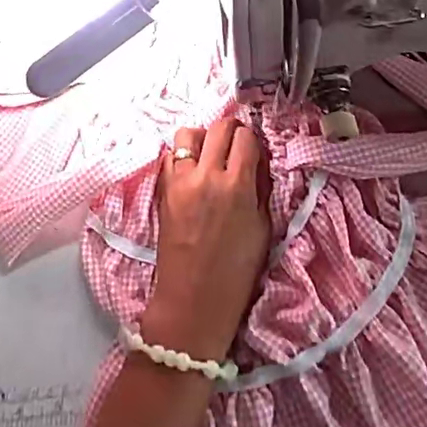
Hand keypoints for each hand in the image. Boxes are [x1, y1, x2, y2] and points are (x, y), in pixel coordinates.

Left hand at [140, 117, 269, 362]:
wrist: (193, 299)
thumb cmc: (236, 271)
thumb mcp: (262, 227)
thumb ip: (261, 188)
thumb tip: (258, 160)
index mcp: (237, 186)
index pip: (247, 137)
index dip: (253, 139)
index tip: (255, 149)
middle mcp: (207, 176)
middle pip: (219, 127)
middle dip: (232, 130)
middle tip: (236, 144)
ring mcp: (181, 181)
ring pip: (188, 134)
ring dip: (203, 137)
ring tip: (211, 155)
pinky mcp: (163, 190)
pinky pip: (171, 156)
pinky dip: (183, 155)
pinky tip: (193, 170)